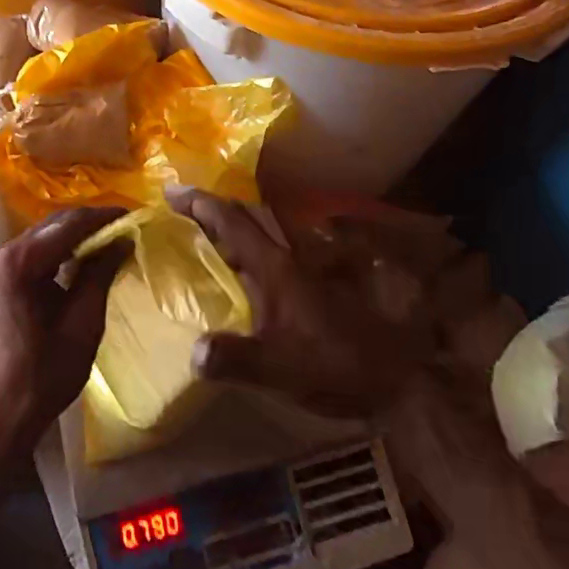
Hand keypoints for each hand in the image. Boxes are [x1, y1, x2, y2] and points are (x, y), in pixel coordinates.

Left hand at [0, 206, 129, 463]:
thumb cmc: (42, 376)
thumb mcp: (83, 325)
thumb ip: (100, 276)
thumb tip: (122, 240)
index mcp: (20, 261)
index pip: (70, 224)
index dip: (104, 217)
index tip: (135, 214)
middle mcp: (3, 254)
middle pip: (53, 225)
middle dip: (90, 222)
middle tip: (126, 226)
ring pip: (44, 237)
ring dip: (75, 236)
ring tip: (111, 240)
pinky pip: (34, 254)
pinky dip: (59, 251)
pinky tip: (82, 260)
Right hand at [169, 188, 426, 416]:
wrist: (398, 377)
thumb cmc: (337, 365)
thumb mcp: (282, 368)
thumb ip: (238, 360)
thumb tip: (193, 352)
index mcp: (275, 268)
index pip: (232, 223)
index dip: (200, 204)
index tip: (170, 191)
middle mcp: (285, 260)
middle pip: (244, 220)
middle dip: (211, 208)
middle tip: (179, 209)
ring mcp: (300, 272)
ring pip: (258, 236)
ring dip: (229, 228)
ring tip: (199, 236)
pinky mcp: (308, 289)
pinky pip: (267, 257)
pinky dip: (244, 253)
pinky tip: (235, 275)